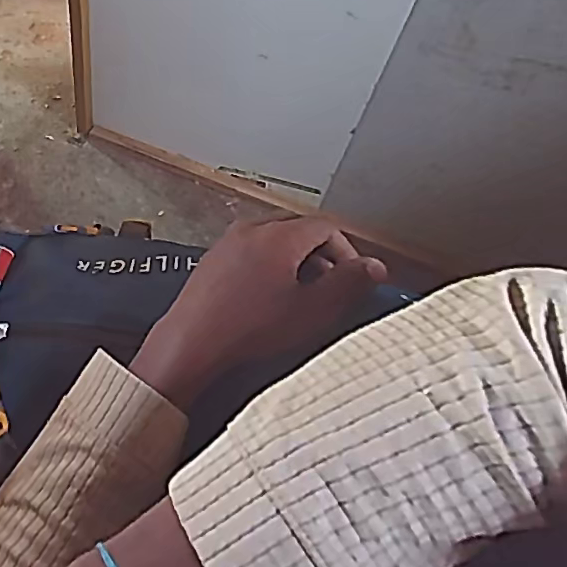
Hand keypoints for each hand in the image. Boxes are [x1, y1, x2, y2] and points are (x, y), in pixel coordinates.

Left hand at [131, 217, 385, 405]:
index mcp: (278, 235)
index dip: (348, 253)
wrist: (193, 339)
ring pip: (273, 241)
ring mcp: (226, 243)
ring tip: (298, 297)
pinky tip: (264, 299)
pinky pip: (249, 253)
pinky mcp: (211, 260)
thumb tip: (373, 266)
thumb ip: (349, 283)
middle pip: (298, 229)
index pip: (327, 227)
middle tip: (328, 288)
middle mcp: (249, 230)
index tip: (353, 280)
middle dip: (321, 256)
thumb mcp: (314, 309)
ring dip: (293, 262)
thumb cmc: (252, 327)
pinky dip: (266, 267)